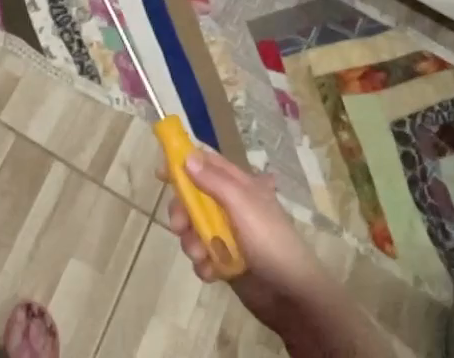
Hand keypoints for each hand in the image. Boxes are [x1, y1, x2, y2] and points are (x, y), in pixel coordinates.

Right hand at [159, 151, 329, 331]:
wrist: (293, 296)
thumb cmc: (270, 241)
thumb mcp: (242, 204)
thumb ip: (214, 181)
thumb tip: (187, 156)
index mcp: (240, 185)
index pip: (207, 163)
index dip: (183, 162)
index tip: (160, 173)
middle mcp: (232, 206)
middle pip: (193, 197)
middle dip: (182, 212)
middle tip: (179, 226)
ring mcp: (228, 234)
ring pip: (194, 229)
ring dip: (192, 242)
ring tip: (203, 256)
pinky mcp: (226, 261)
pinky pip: (202, 256)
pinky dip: (203, 264)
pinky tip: (213, 274)